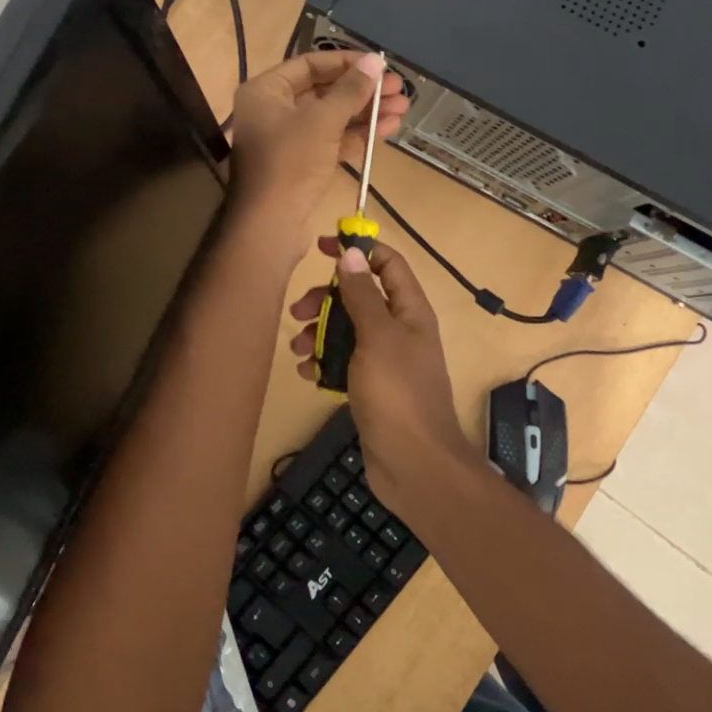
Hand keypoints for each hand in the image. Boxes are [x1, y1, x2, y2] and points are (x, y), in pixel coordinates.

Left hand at [227, 51, 407, 256]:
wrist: (269, 226)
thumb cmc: (290, 163)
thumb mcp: (323, 120)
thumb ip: (351, 90)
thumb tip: (375, 61)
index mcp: (266, 91)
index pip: (310, 64)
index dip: (346, 62)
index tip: (379, 65)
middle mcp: (272, 111)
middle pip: (323, 91)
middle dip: (362, 90)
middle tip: (399, 89)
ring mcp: (286, 140)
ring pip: (331, 118)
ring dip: (366, 113)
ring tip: (403, 109)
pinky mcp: (300, 165)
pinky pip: (331, 142)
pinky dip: (357, 136)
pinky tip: (388, 129)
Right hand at [288, 239, 473, 516]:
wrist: (414, 464)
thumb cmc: (398, 394)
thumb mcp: (377, 337)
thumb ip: (363, 295)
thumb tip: (353, 253)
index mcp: (410, 311)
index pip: (388, 264)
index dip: (359, 250)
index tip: (323, 246)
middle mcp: (400, 331)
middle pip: (360, 297)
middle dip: (327, 299)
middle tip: (298, 310)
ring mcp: (386, 361)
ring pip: (347, 331)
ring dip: (319, 333)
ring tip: (298, 349)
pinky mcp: (371, 388)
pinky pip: (343, 363)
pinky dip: (324, 363)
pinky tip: (307, 373)